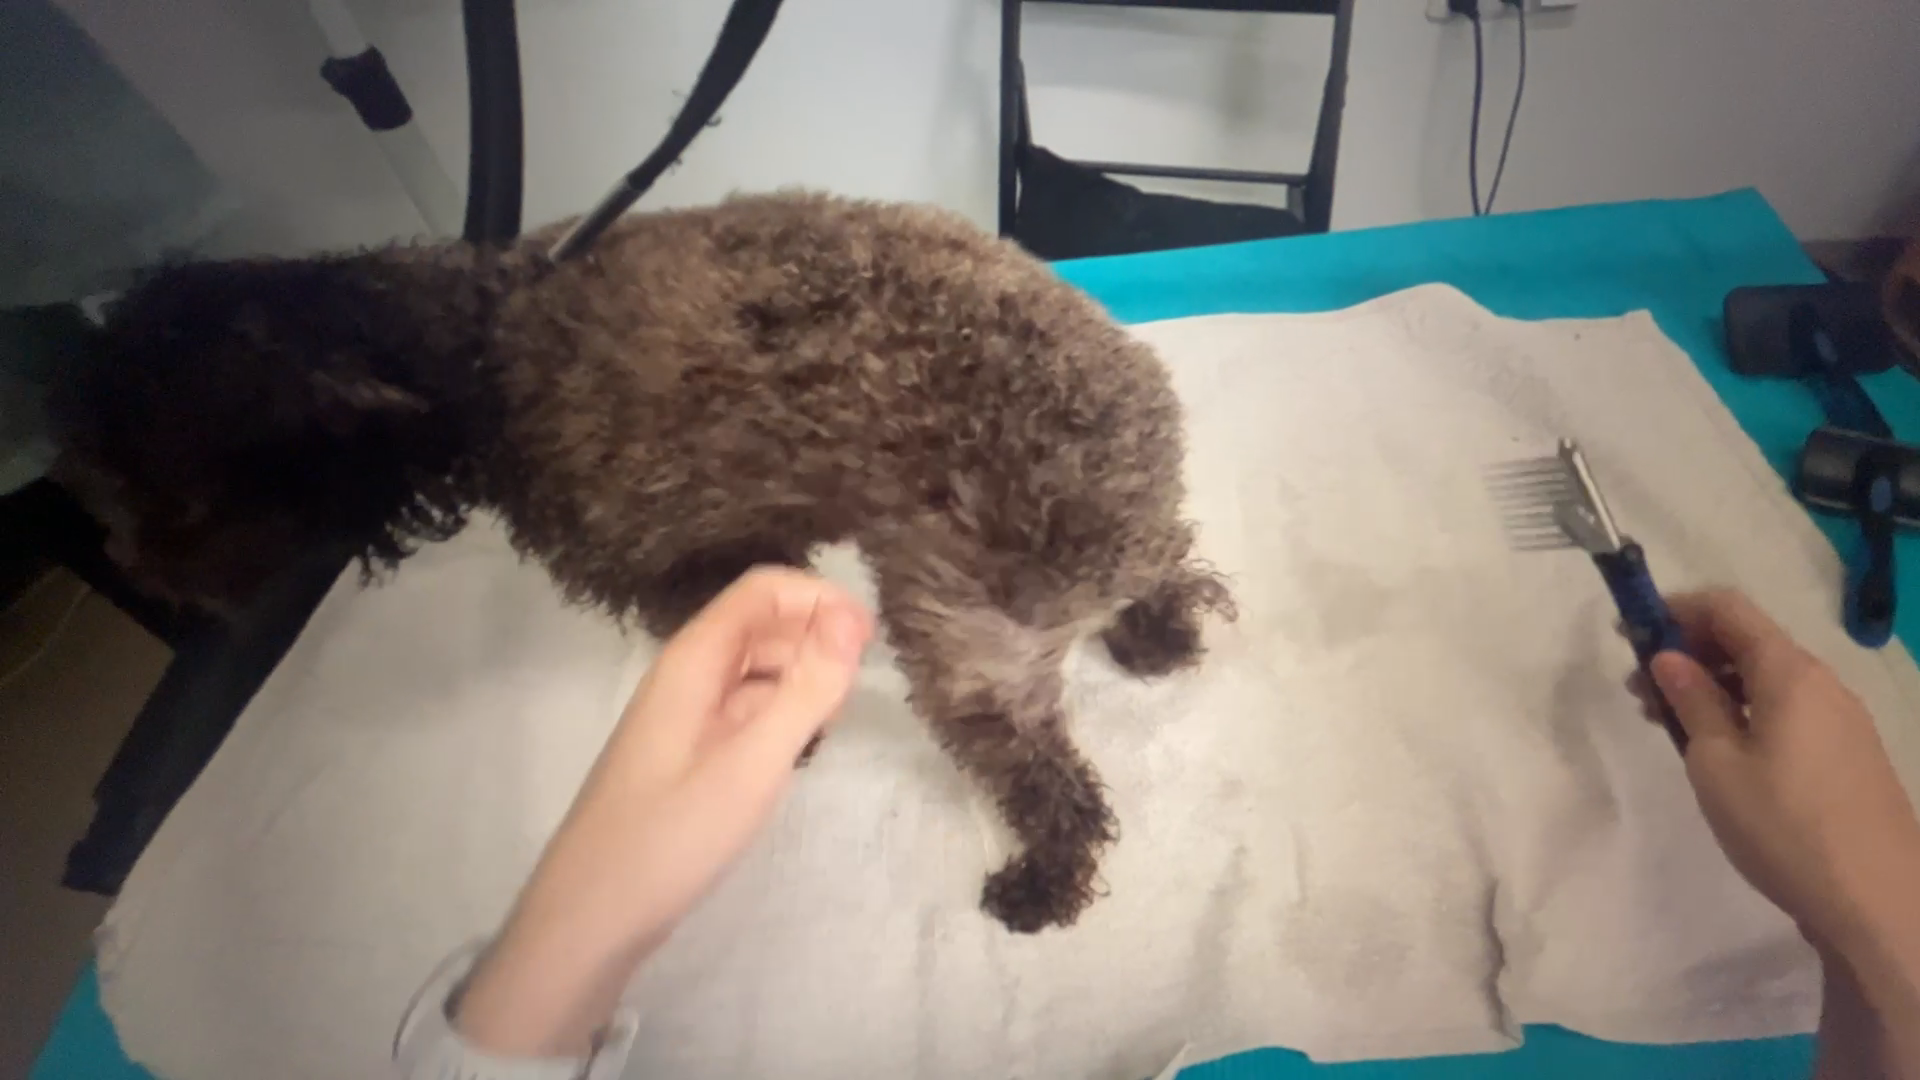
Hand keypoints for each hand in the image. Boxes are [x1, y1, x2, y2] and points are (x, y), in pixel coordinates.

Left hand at [455, 568, 873, 1058]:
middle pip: (762, 622)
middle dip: (817, 635)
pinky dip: (782, 707)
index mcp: (696, 658)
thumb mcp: (754, 761)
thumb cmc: (672, 835)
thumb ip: (808, 689)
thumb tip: (853, 620)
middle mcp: (690, 672)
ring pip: (757, 665)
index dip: (821, 599)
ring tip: (834, 717)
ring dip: (803, 672)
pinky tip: (801, 744)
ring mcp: (688, 710)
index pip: (765, 590)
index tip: (867, 638)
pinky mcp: (692, 745)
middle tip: (857, 685)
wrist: (589, 920)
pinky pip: (747, 703)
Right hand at [1640, 589, 1919, 947]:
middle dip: (1684, 648)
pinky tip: (1705, 739)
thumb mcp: (1715, 758)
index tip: (1627, 633)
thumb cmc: (1782, 823)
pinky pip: (1777, 703)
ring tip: (1661, 717)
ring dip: (1704, 679)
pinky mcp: (1838, 749)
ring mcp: (1835, 719)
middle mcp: (1820, 686)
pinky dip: (1733, 704)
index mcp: (1791, 677)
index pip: (1729, 609)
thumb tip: (1667, 656)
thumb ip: (1691, 699)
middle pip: (1744, 638)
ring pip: (1758, 673)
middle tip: (1636, 686)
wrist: (1879, 906)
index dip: (1674, 609)